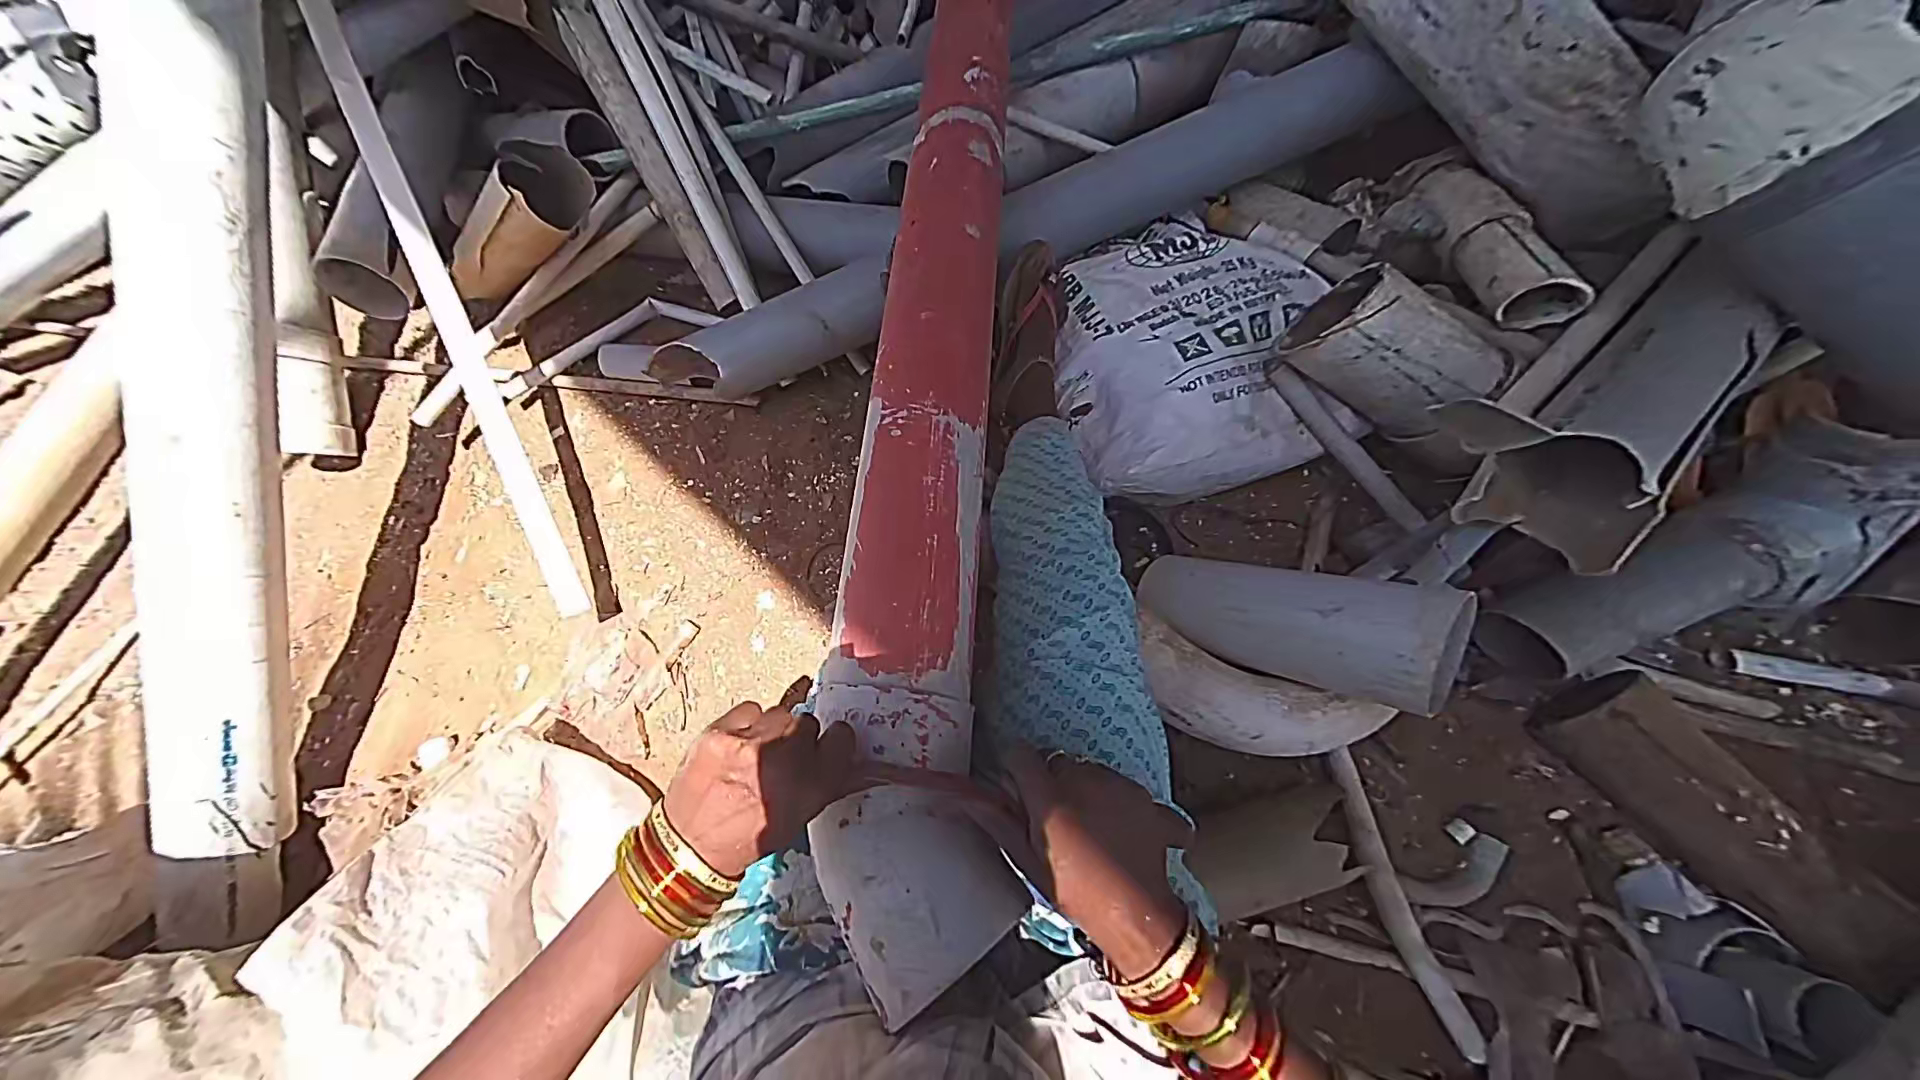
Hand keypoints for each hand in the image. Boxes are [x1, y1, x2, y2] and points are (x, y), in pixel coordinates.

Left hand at [661, 680, 856, 877]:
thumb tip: (868, 765)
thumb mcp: (802, 815)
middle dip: (798, 738)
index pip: (842, 736)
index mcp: (812, 785)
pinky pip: (750, 710)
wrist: (689, 848)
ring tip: (757, 753)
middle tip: (783, 758)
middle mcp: (785, 759)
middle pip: (808, 722)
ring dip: (772, 730)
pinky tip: (739, 744)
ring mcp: (750, 742)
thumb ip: (836, 781)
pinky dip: (747, 723)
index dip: (833, 741)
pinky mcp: (721, 731)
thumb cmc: (749, 836)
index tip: (824, 747)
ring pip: (779, 713)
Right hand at [972, 743, 1191, 977]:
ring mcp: (1116, 783)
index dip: (1015, 771)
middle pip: (1055, 763)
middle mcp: (1082, 778)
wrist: (1136, 915)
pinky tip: (1115, 829)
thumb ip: (996, 819)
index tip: (1019, 792)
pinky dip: (1112, 798)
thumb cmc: (1076, 891)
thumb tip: (963, 797)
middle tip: (1054, 820)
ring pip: (1087, 770)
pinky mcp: (1142, 792)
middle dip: (1050, 783)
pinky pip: (1117, 783)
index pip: (1020, 754)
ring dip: (1083, 788)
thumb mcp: (1028, 859)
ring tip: (1088, 828)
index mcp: (1049, 794)